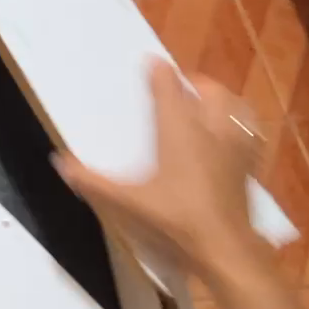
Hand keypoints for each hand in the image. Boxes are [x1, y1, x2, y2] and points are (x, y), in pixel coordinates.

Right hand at [55, 58, 266, 277]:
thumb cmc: (174, 219)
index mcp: (180, 133)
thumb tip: (59, 162)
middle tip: (178, 85)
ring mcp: (235, 149)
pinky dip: (239, 126)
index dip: (160, 74)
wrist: (224, 248)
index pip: (170, 92)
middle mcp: (211, 132)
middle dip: (195, 83)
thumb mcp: (126, 202)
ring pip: (236, 109)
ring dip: (222, 100)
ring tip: (207, 103)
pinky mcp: (248, 168)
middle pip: (211, 93)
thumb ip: (92, 181)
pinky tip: (230, 136)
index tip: (152, 60)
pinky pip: (249, 134)